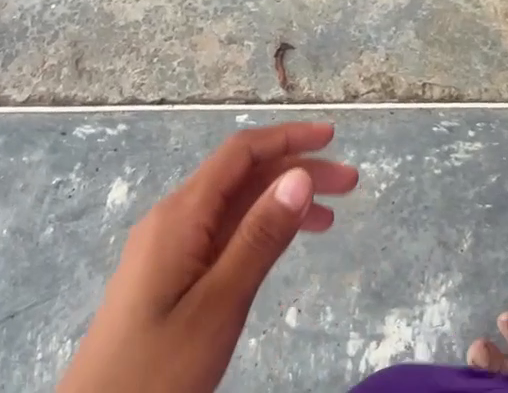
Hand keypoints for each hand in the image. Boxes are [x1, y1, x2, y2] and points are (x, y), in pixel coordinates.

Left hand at [59, 122, 359, 392]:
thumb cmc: (157, 368)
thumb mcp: (219, 304)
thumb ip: (260, 237)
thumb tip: (299, 176)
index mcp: (181, 215)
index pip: (240, 153)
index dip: (288, 138)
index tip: (332, 138)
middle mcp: (172, 219)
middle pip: (242, 176)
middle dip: (296, 170)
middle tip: (350, 184)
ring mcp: (167, 247)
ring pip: (234, 205)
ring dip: (282, 201)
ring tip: (330, 219)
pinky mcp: (167, 274)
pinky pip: (222, 233)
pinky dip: (260, 229)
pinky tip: (282, 244)